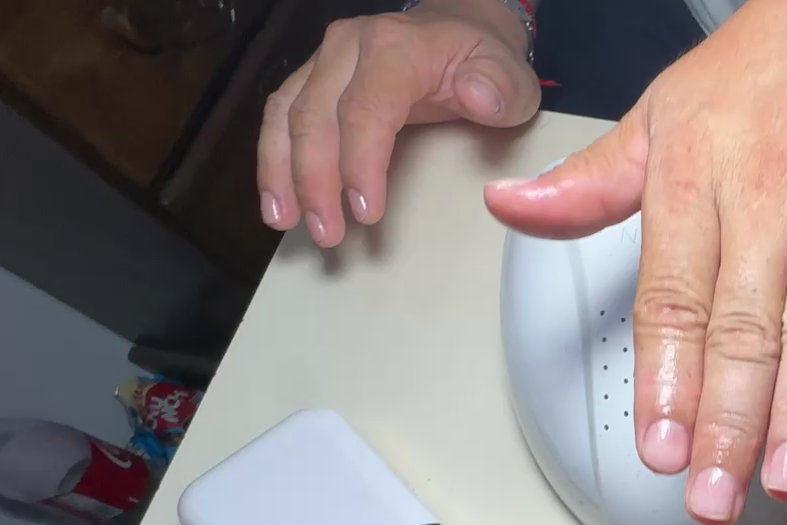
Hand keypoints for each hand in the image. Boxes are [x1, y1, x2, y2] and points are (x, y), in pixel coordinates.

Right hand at [260, 0, 538, 247]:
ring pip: (287, 115)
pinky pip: (286, 117)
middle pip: (315, 116)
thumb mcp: (508, 76)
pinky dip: (278, 157)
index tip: (365, 210)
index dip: (360, 162)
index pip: (365, 109)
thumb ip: (495, 88)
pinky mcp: (320, 80)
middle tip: (326, 233)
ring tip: (283, 221)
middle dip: (314, 179)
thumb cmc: (487, 61)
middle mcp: (347, 50)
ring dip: (282, 172)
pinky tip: (282, 197)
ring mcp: (328, 63)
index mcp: (394, 50)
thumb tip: (478, 99)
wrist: (463, 29)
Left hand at [484, 0, 786, 523]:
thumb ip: (593, 181)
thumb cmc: (756, 78)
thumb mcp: (658, 113)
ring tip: (784, 476)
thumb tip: (514, 206)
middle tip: (717, 495)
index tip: (662, 447)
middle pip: (743, 331)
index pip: (673, 299)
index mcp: (694, 177)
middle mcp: (766, 200)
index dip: (667, 380)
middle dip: (729, 423)